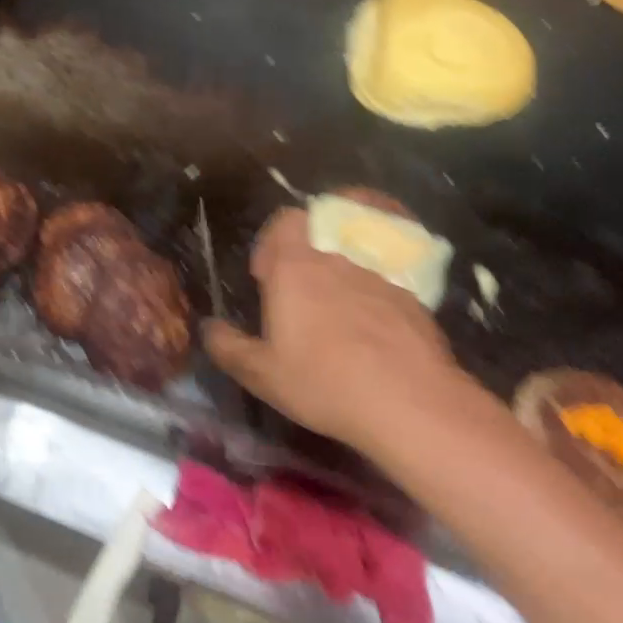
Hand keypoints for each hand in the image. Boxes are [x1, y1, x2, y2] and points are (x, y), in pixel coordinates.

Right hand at [205, 206, 471, 449]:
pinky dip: (377, 304)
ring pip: (354, 265)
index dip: (273, 240)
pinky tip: (375, 341)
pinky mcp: (414, 300)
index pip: (285, 220)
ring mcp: (379, 278)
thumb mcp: (261, 375)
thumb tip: (209, 327)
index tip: (267, 275)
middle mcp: (337, 261)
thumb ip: (228, 347)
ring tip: (340, 325)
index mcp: (295, 268)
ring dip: (343, 284)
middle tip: (301, 301)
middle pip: (320, 241)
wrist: (410, 402)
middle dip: (308, 262)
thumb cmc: (324, 382)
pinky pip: (387, 289)